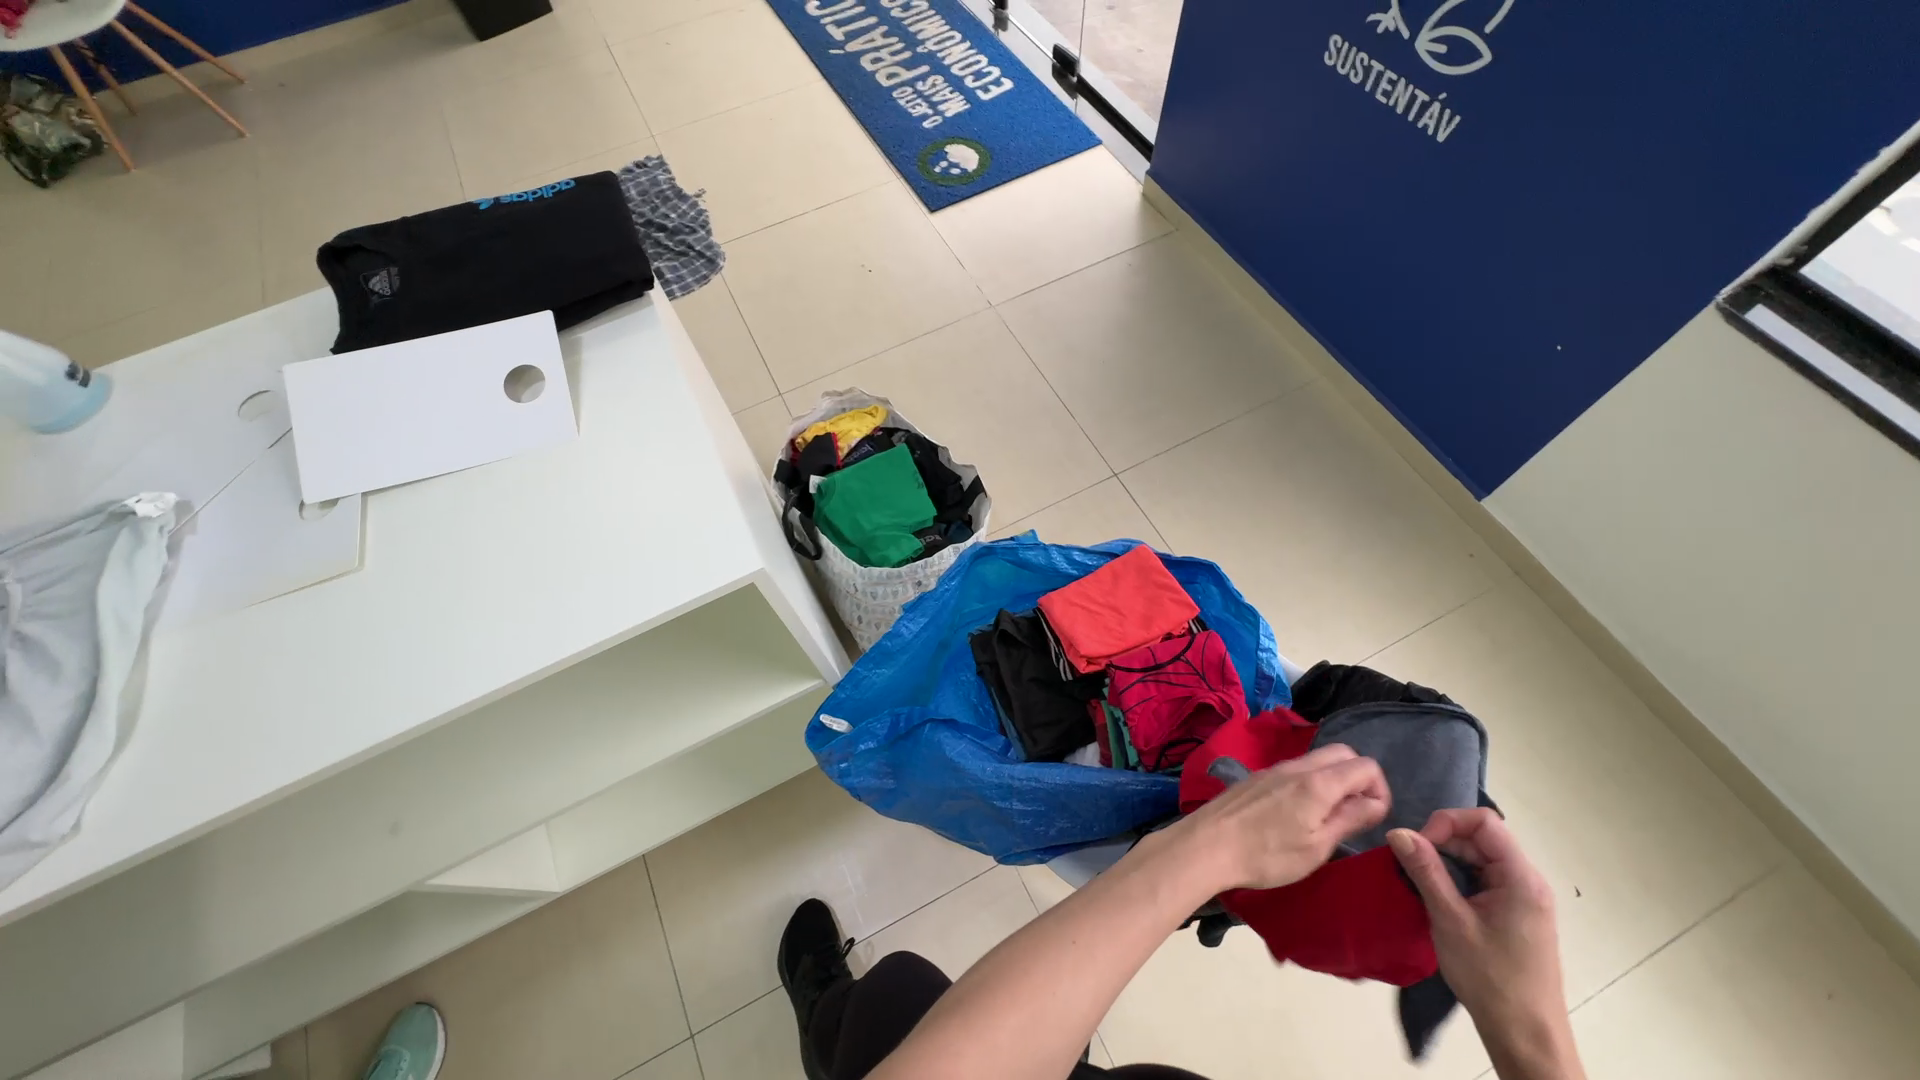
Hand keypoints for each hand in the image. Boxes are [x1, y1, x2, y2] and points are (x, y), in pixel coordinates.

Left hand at [1180, 745, 1390, 891]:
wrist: (1206, 845)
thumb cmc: (1267, 854)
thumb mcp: (1317, 846)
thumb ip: (1349, 819)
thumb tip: (1376, 802)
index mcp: (1318, 782)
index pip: (1366, 766)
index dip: (1379, 790)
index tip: (1372, 818)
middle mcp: (1297, 766)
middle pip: (1342, 753)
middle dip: (1358, 778)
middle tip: (1353, 813)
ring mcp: (1272, 769)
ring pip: (1315, 760)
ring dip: (1331, 780)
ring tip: (1325, 817)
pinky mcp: (1255, 777)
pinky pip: (1293, 770)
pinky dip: (1308, 783)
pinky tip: (1296, 812)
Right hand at [1389, 810, 1584, 1079]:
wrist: (1525, 1034)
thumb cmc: (1490, 977)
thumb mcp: (1450, 920)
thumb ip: (1425, 871)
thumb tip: (1398, 832)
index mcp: (1521, 878)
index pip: (1484, 822)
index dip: (1446, 823)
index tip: (1418, 846)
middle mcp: (1527, 881)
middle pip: (1481, 838)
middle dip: (1442, 842)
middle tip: (1410, 865)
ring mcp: (1523, 898)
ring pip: (1479, 858)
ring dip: (1447, 861)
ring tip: (1419, 881)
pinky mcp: (1515, 913)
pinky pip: (1482, 879)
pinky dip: (1456, 879)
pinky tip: (1437, 897)